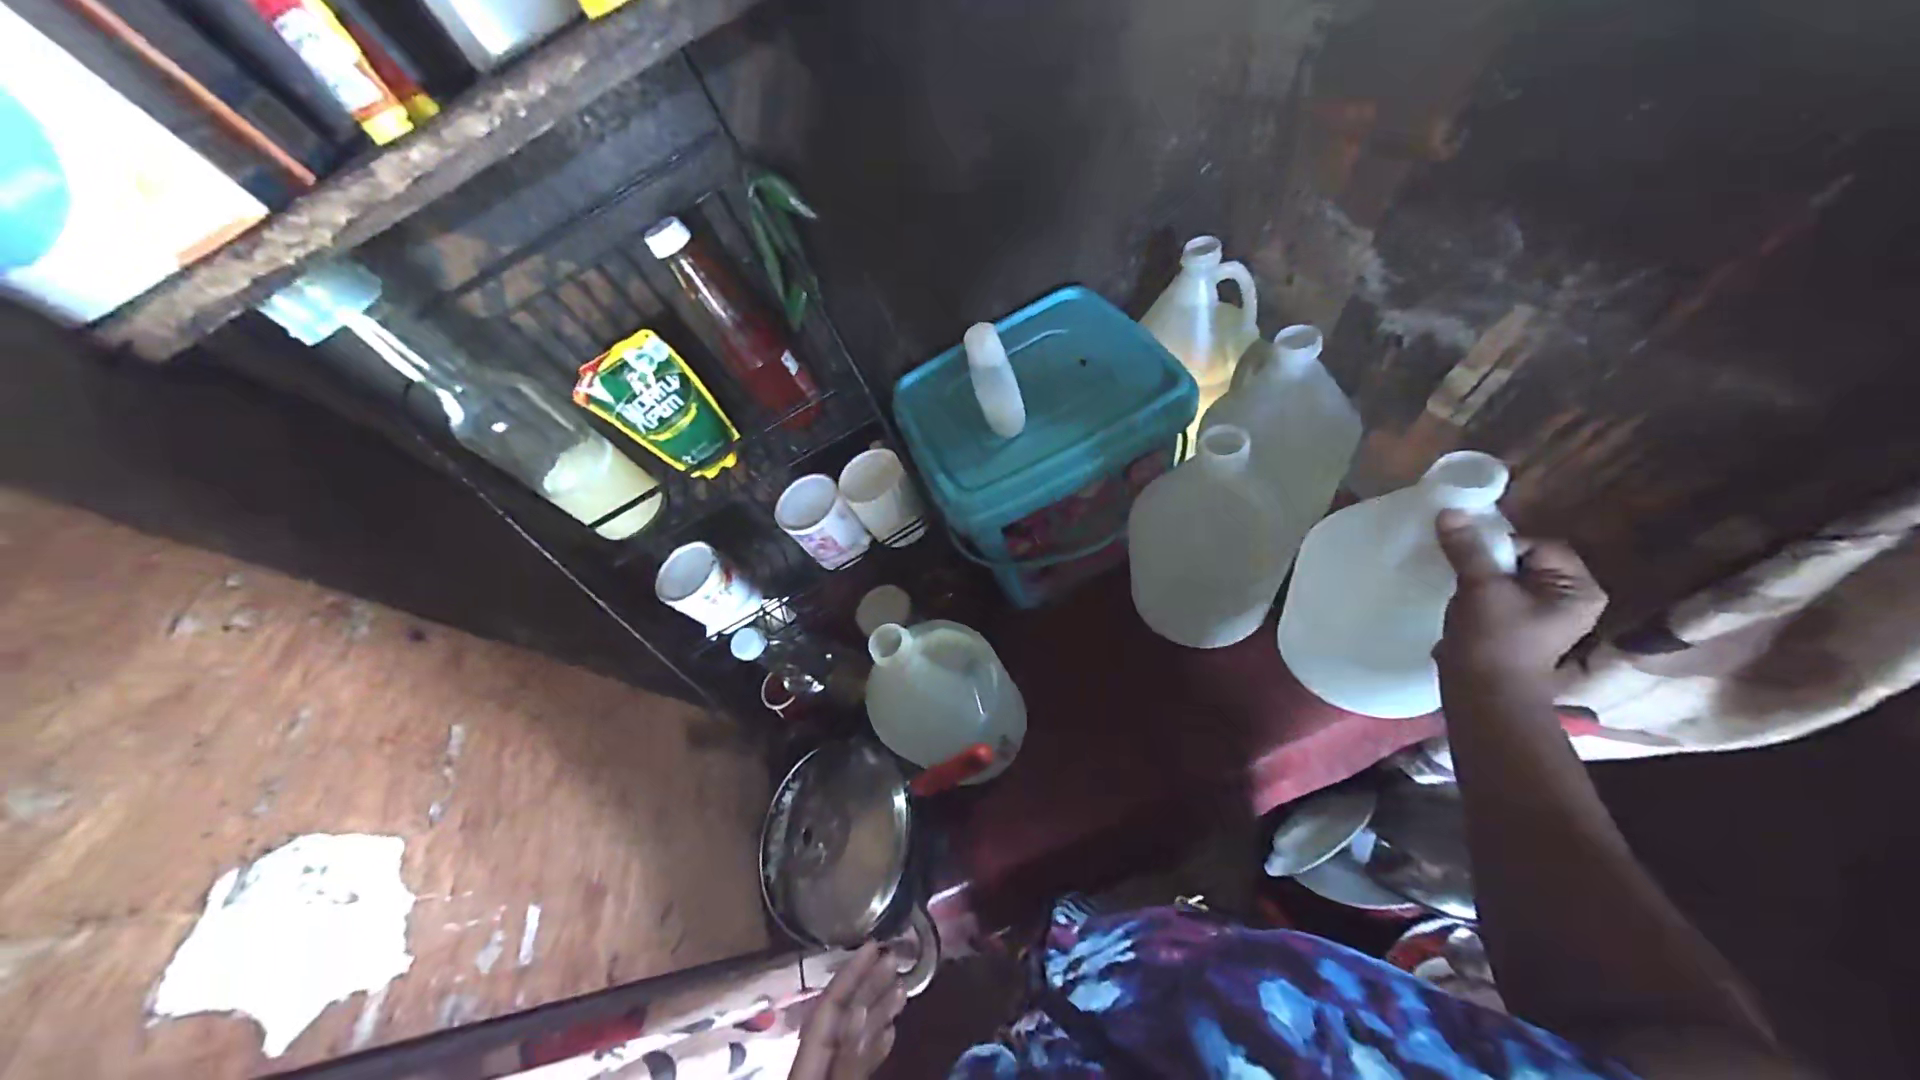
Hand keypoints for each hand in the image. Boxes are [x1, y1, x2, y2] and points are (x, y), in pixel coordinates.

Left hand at [789, 942, 906, 1079]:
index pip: (828, 1006)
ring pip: (854, 1037)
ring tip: (902, 988)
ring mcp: (829, 1074)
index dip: (851, 973)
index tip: (873, 945)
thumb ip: (846, 1058)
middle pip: (843, 1016)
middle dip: (869, 987)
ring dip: (879, 1012)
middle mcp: (816, 1060)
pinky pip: (859, 1062)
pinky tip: (891, 1030)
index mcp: (804, 1059)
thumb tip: (861, 1011)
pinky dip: (875, 1045)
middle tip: (894, 958)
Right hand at [1433, 510, 1606, 681]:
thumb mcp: (1481, 588)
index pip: (1539, 546)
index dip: (1502, 546)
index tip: (1472, 560)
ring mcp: (1543, 616)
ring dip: (1478, 578)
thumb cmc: (1493, 641)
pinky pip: (1498, 596)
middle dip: (1488, 562)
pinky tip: (1460, 603)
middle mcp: (1569, 600)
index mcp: (1578, 589)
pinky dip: (1477, 595)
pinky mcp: (1517, 627)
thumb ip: (1467, 548)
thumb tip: (1449, 512)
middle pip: (1522, 560)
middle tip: (1463, 573)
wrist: (1482, 694)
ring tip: (1460, 591)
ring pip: (1506, 578)